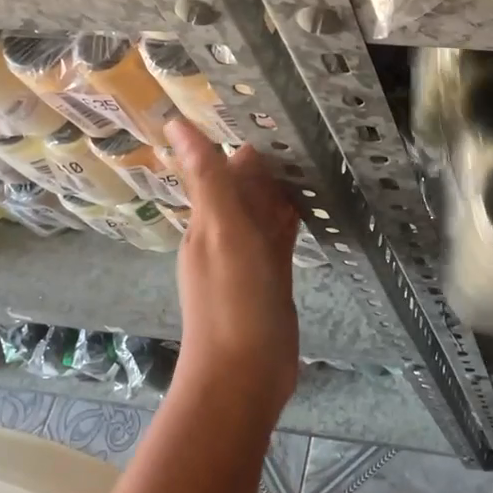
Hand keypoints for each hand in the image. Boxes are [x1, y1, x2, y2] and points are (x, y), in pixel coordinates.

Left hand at [167, 118, 301, 402]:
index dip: (251, 146)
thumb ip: (207, 178)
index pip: (227, 170)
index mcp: (208, 221)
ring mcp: (249, 259)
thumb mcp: (221, 231)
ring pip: (265, 212)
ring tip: (317, 158)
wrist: (243, 377)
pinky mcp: (272, 279)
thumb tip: (175, 123)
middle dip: (271, 164)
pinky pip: (281, 237)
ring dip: (283, 189)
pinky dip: (292, 217)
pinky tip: (312, 205)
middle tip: (310, 131)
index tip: (281, 115)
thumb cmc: (231, 301)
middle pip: (247, 190)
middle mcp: (225, 235)